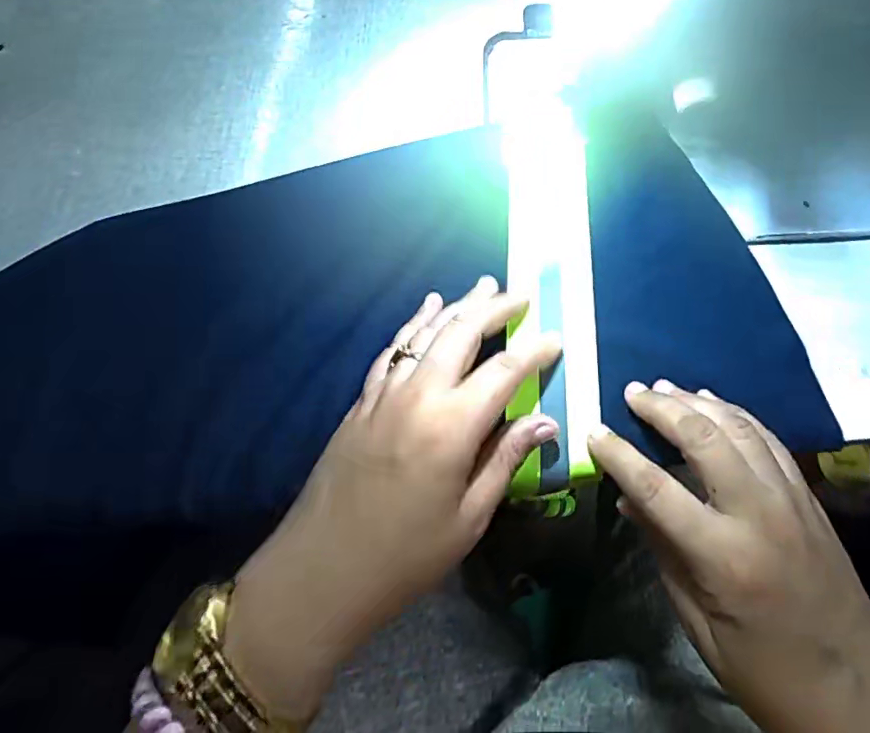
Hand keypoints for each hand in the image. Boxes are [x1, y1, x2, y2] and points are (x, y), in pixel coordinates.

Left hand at [223, 277, 561, 721]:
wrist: (312, 582)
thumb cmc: (403, 559)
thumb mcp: (469, 519)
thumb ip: (506, 459)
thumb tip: (546, 421)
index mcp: (451, 427)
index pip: (505, 371)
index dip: (535, 350)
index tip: (557, 339)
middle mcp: (418, 398)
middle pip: (462, 334)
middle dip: (496, 309)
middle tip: (522, 295)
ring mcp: (383, 397)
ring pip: (426, 335)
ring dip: (458, 307)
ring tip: (483, 287)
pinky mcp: (360, 406)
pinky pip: (393, 352)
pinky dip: (414, 326)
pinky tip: (427, 310)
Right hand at [588, 382, 869, 732]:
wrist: (850, 675)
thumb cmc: (763, 666)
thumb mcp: (699, 626)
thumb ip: (664, 553)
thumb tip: (630, 498)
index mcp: (722, 556)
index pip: (657, 489)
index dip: (621, 455)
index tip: (595, 430)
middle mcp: (756, 510)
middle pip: (704, 438)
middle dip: (665, 408)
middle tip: (634, 391)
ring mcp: (787, 493)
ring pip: (739, 427)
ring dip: (701, 402)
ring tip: (668, 388)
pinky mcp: (806, 490)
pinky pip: (767, 438)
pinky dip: (738, 414)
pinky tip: (718, 405)